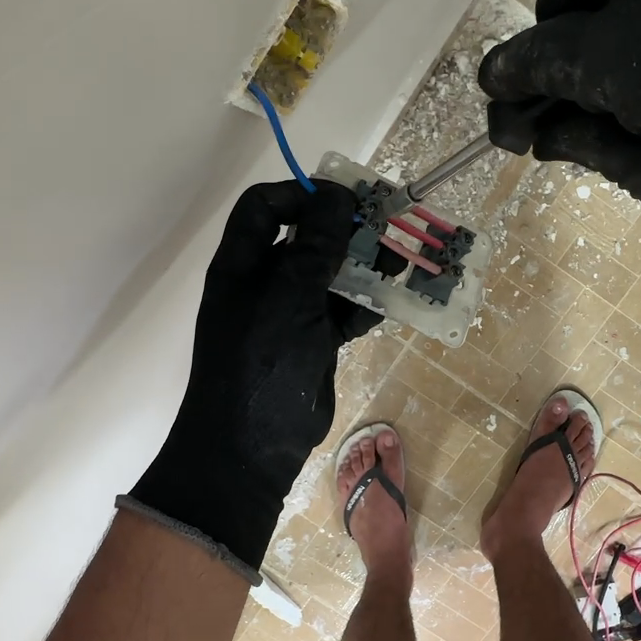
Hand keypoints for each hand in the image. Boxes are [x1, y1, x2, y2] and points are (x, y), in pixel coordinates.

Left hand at [126, 180, 376, 577]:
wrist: (253, 444)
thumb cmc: (262, 362)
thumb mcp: (289, 296)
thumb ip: (315, 246)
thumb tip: (338, 198)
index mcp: (244, 264)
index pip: (265, 207)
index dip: (302, 195)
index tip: (345, 201)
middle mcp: (265, 282)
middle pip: (306, 238)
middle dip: (345, 231)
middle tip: (385, 228)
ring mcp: (289, 314)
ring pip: (330, 275)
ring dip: (362, 267)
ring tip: (397, 265)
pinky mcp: (312, 342)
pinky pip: (342, 311)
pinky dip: (364, 306)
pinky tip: (386, 305)